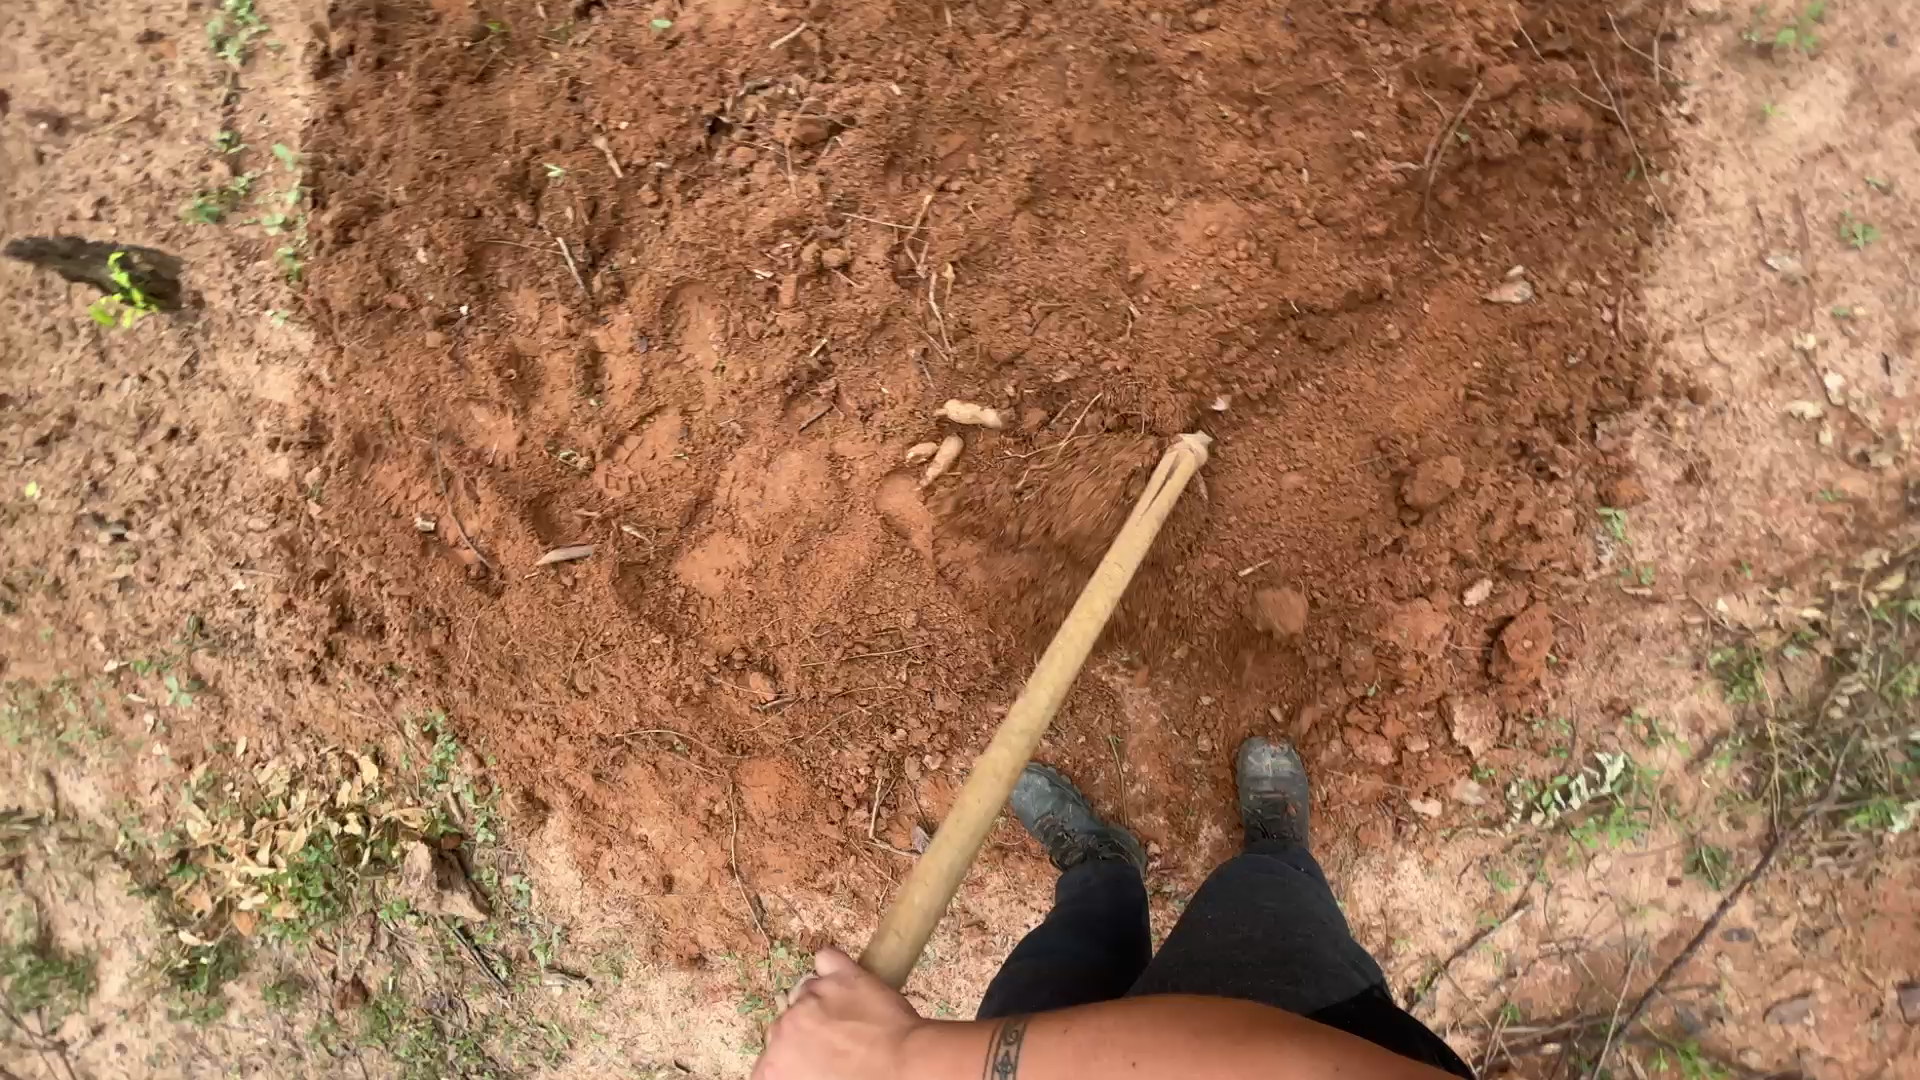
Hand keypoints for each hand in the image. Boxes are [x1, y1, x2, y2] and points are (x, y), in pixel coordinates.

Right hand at [752, 947, 926, 1079]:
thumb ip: (794, 1073)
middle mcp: (788, 1024)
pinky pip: (826, 959)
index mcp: (776, 1064)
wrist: (903, 1068)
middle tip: (826, 1050)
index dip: (784, 1067)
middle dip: (800, 1036)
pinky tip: (839, 977)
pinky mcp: (843, 973)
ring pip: (804, 992)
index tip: (800, 1068)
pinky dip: (829, 966)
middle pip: (782, 1026)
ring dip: (816, 1004)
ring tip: (843, 1019)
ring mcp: (816, 993)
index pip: (765, 1065)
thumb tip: (801, 1066)